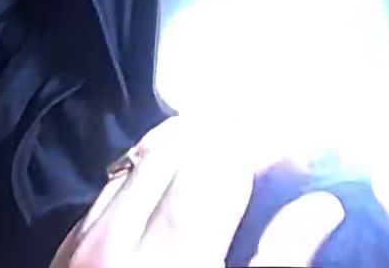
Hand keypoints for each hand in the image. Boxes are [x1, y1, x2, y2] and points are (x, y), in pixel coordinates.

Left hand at [53, 116, 344, 267]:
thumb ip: (280, 266)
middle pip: (185, 139)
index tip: (306, 156)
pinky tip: (184, 185)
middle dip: (236, 134)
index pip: (225, 162)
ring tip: (235, 159)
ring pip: (148, 149)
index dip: (272, 147)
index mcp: (168, 264)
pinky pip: (119, 180)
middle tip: (275, 153)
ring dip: (197, 141)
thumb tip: (323, 205)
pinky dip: (159, 165)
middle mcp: (115, 241)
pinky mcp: (64, 256)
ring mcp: (82, 246)